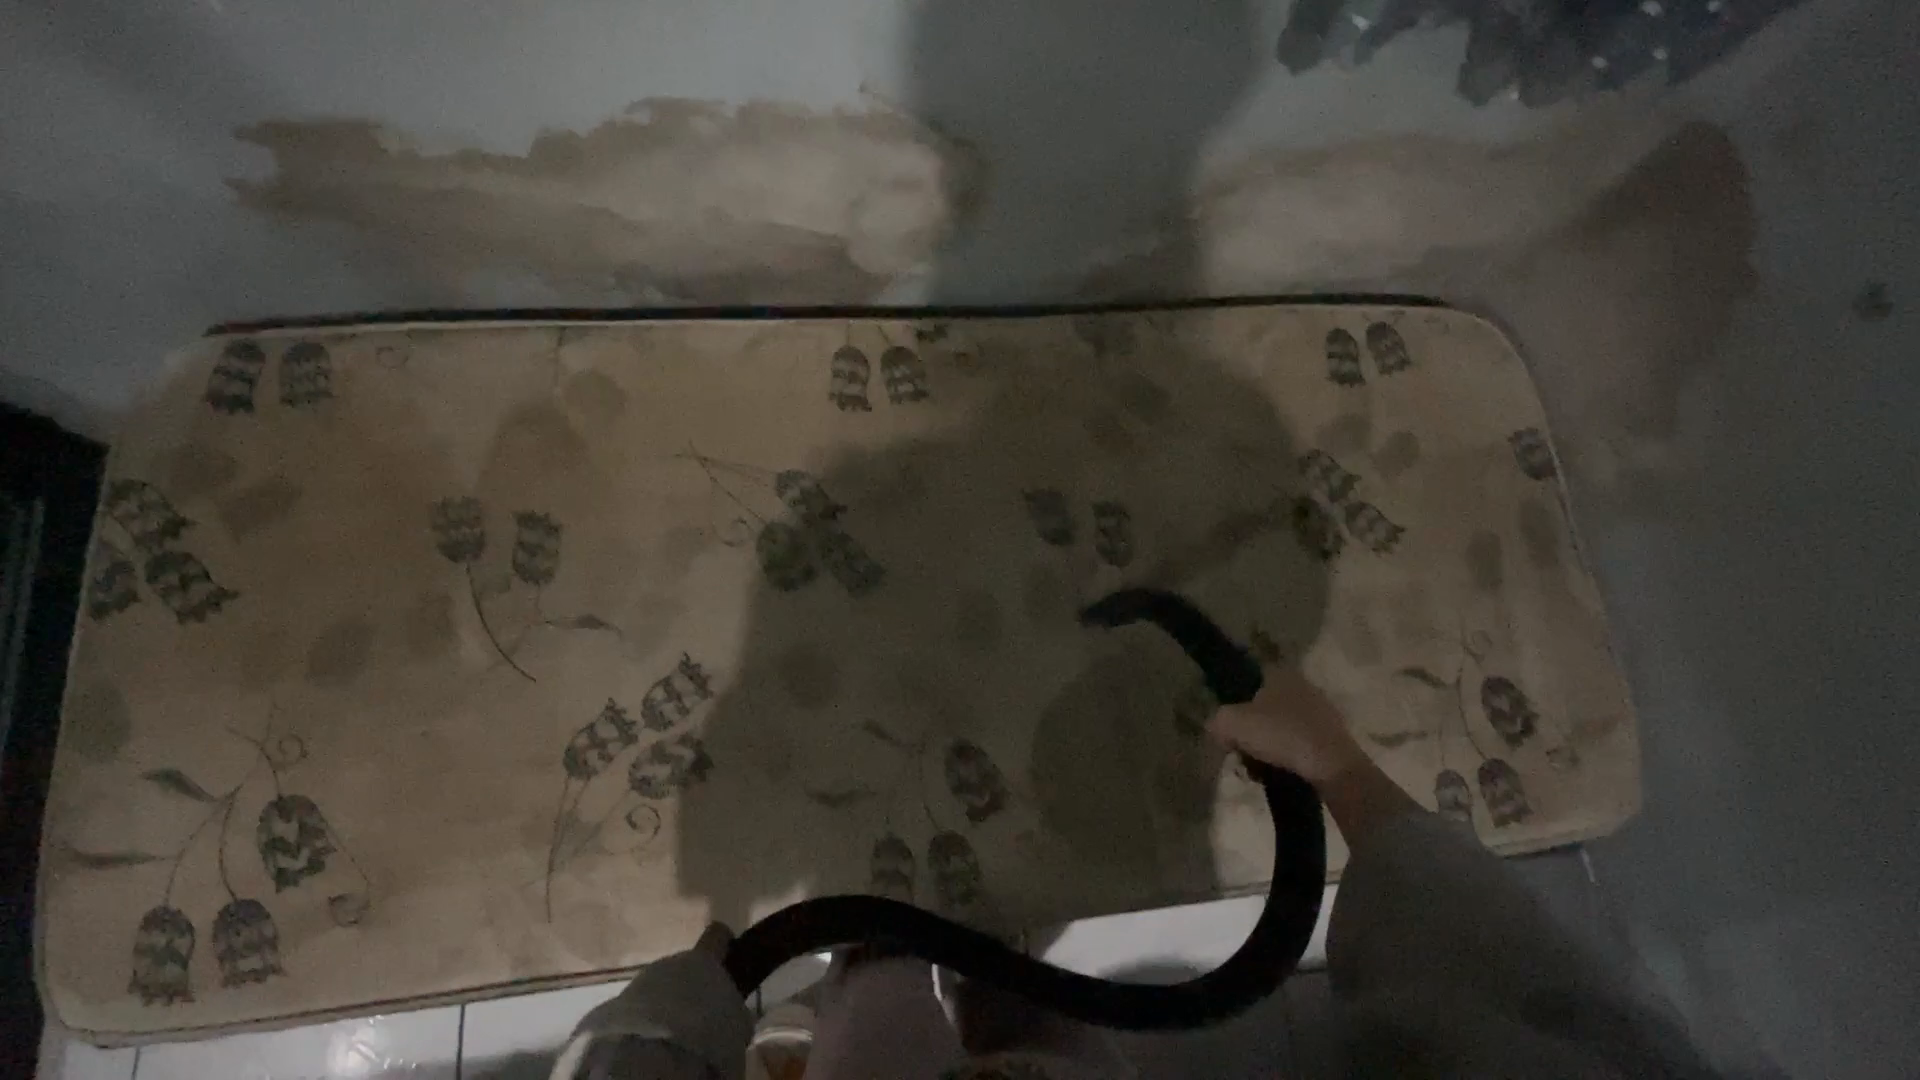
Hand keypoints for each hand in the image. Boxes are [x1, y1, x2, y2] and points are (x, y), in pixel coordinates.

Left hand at [561, 921, 752, 1079]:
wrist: (649, 1060)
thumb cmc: (703, 1033)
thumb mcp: (733, 1024)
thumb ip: (733, 1010)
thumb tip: (735, 1014)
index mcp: (701, 959)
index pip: (717, 934)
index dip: (723, 943)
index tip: (729, 954)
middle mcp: (667, 963)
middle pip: (681, 967)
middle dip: (688, 986)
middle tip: (698, 1015)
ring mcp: (637, 984)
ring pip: (656, 989)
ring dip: (663, 1006)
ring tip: (672, 1036)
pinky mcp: (610, 1011)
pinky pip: (634, 1012)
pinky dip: (642, 1025)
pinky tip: (648, 1048)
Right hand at [1211, 668, 1425, 842]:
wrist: (1332, 766)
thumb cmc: (1280, 735)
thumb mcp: (1232, 724)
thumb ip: (1216, 721)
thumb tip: (1217, 729)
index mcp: (1279, 674)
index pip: (1248, 677)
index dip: (1234, 698)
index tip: (1228, 721)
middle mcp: (1302, 685)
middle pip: (1263, 706)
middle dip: (1249, 730)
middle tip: (1240, 750)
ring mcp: (1321, 711)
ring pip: (1280, 727)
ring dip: (1266, 746)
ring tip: (1258, 769)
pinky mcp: (1333, 736)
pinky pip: (1299, 743)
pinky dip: (1287, 756)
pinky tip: (1279, 772)